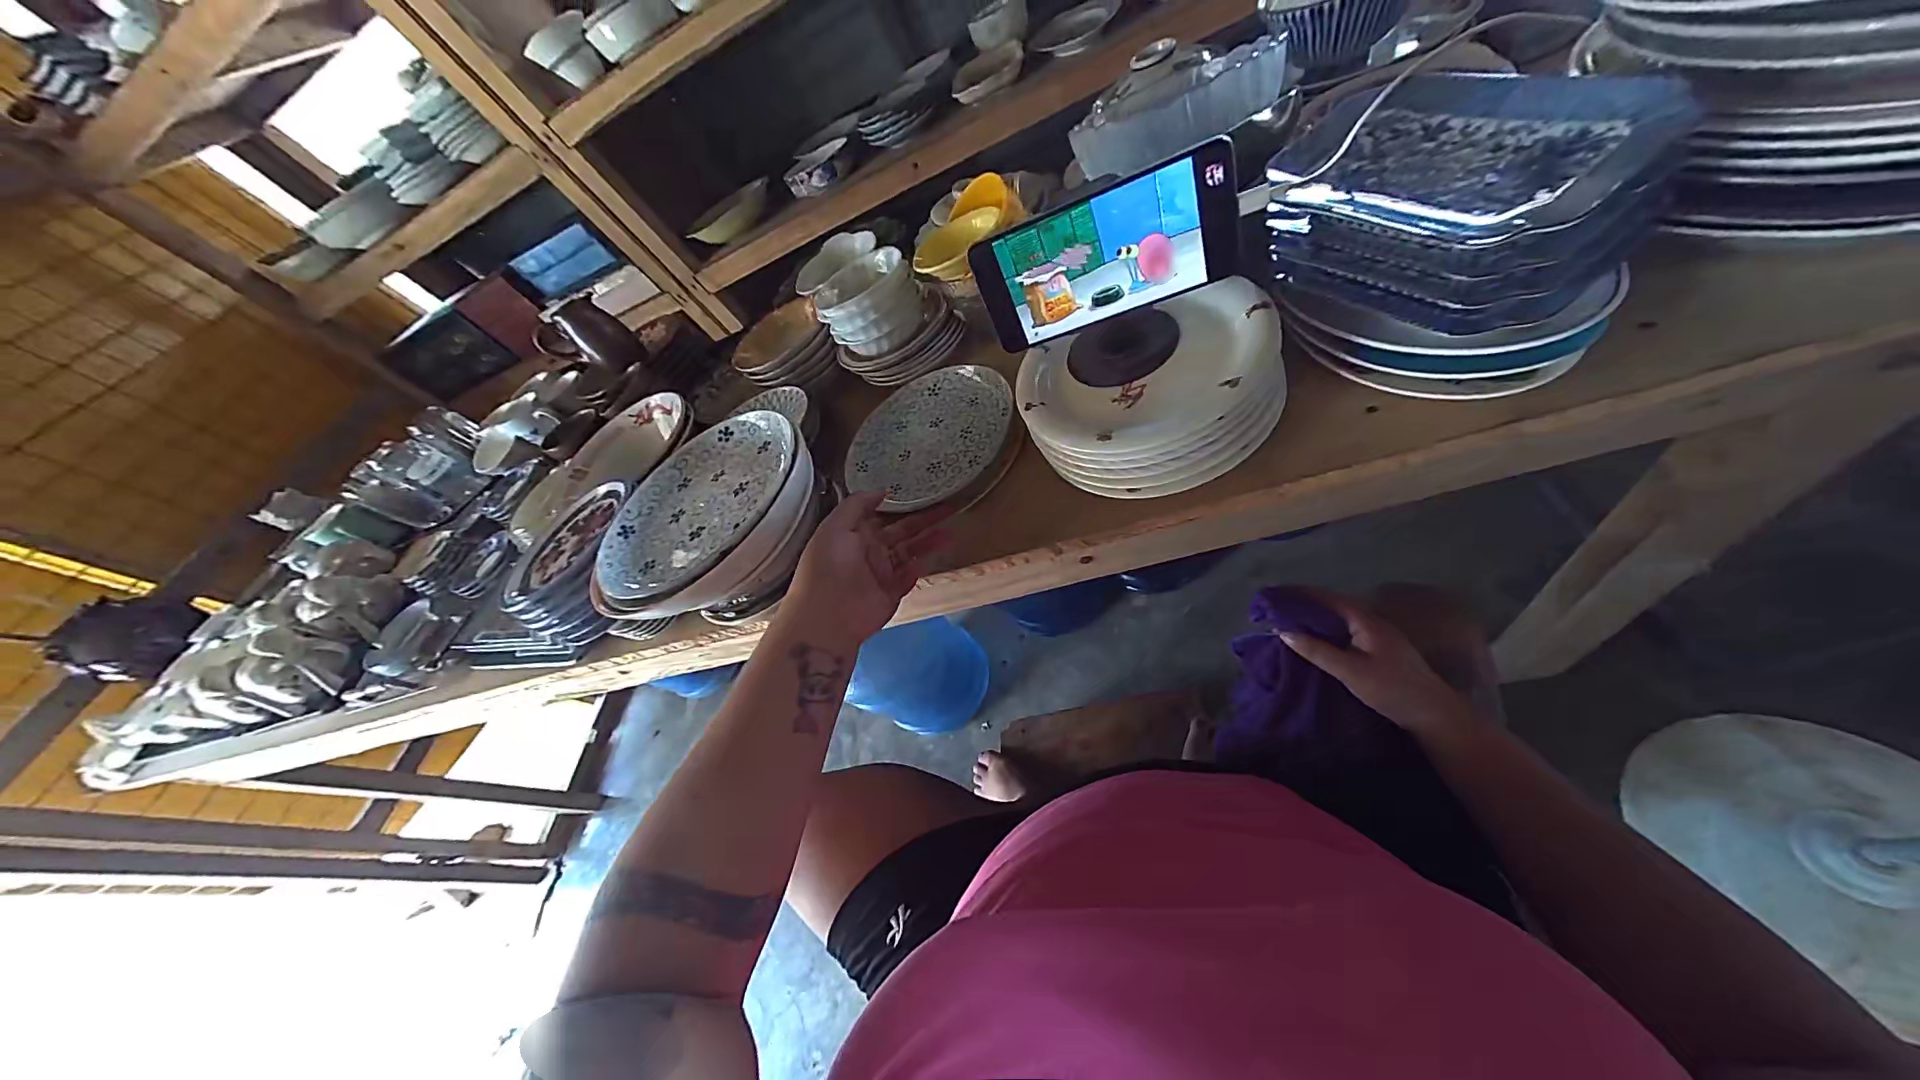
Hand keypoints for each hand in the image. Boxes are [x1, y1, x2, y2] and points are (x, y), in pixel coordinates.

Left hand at [784, 492, 953, 645]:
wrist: (829, 618)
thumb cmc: (828, 569)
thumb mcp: (835, 528)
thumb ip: (856, 505)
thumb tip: (880, 491)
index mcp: (855, 534)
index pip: (882, 515)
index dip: (901, 504)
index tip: (922, 492)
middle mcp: (869, 551)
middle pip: (902, 532)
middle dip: (924, 521)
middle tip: (948, 508)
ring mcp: (881, 573)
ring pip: (910, 553)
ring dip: (929, 543)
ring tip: (950, 533)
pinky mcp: (891, 594)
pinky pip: (909, 578)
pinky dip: (918, 569)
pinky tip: (930, 560)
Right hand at [1277, 590, 1484, 739]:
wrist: (1433, 714)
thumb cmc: (1391, 689)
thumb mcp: (1349, 671)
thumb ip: (1317, 650)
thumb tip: (1284, 632)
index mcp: (1367, 622)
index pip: (1329, 599)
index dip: (1302, 594)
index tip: (1277, 593)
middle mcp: (1374, 623)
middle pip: (1335, 606)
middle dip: (1306, 605)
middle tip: (1278, 608)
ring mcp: (1379, 637)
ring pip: (1341, 620)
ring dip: (1317, 618)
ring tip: (1290, 621)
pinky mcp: (1381, 651)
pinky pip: (1347, 632)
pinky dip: (1327, 631)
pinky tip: (1317, 640)